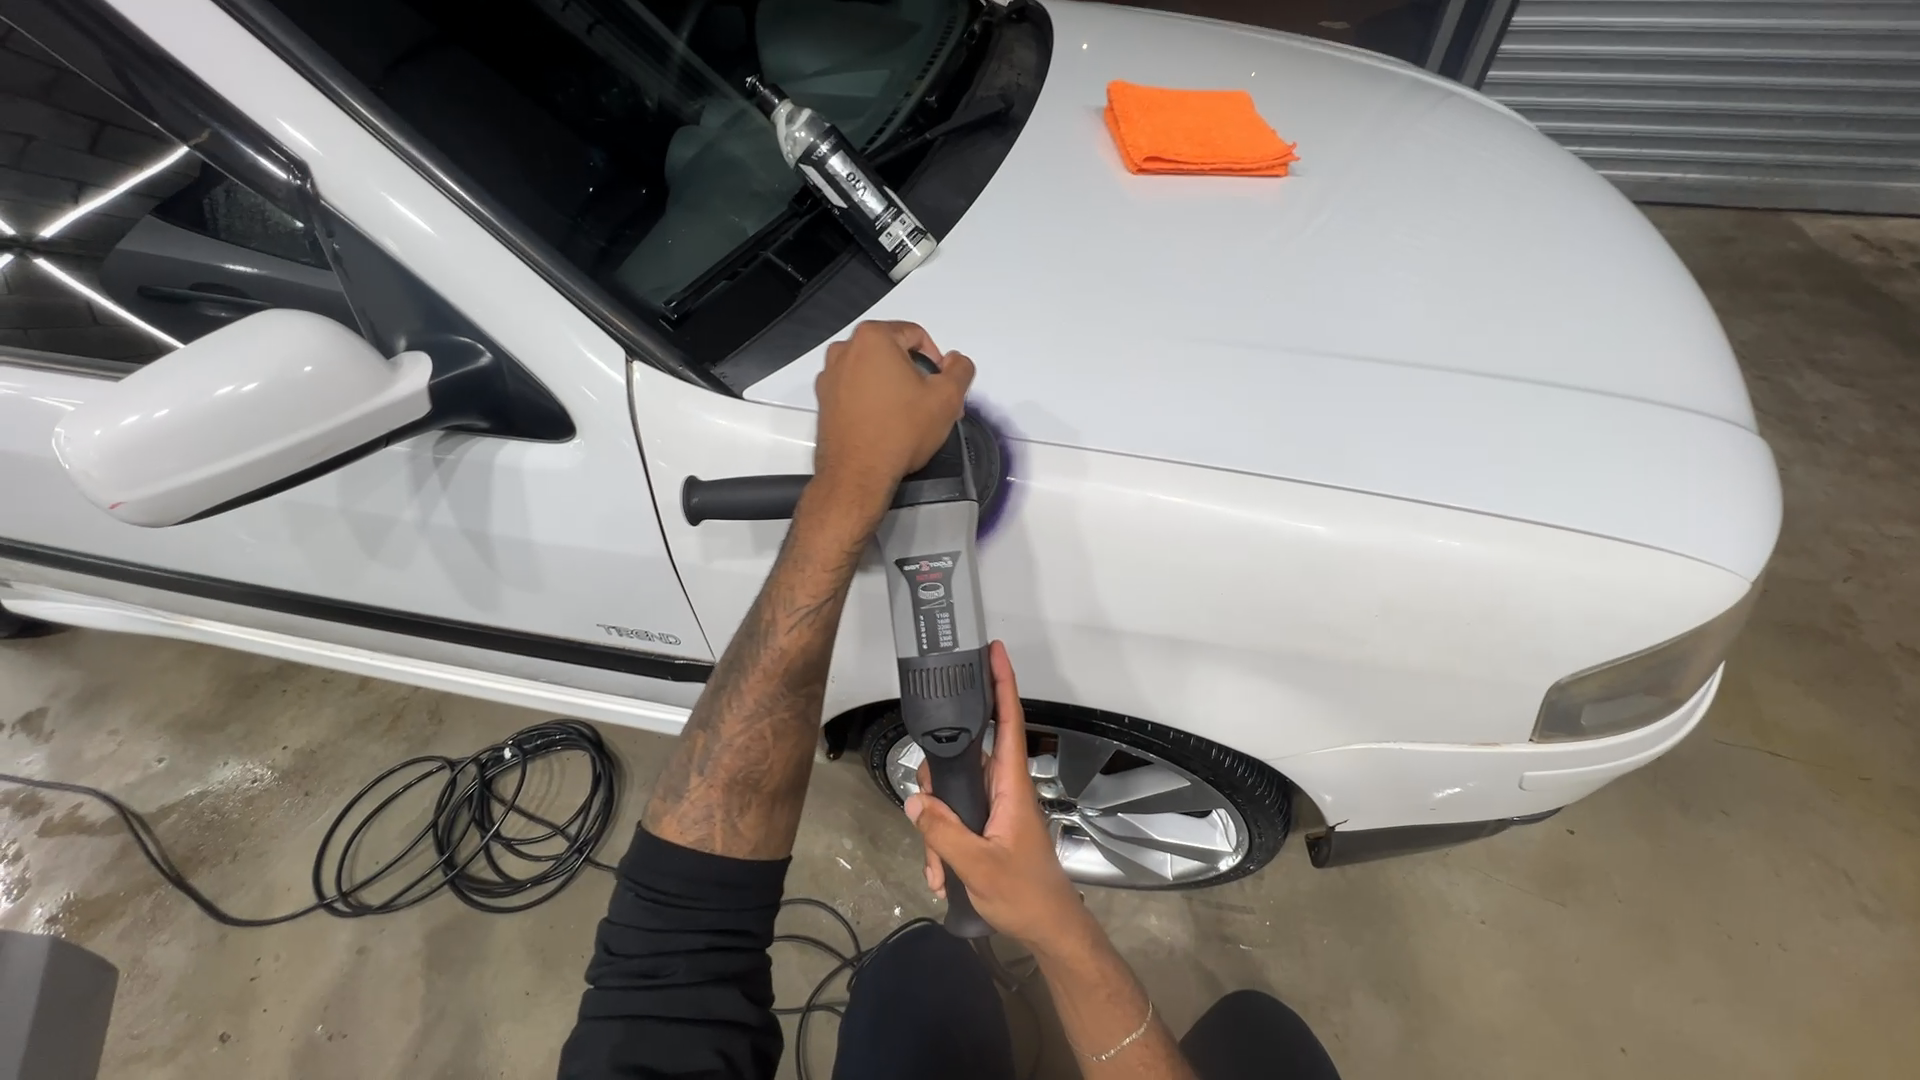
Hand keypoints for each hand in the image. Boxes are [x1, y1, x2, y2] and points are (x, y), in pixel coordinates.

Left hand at [813, 321, 974, 506]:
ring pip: (873, 372)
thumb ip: (960, 369)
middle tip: (930, 404)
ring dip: (894, 388)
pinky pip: (856, 391)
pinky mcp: (824, 401)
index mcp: (873, 338)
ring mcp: (830, 376)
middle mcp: (845, 350)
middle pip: (892, 353)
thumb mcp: (947, 398)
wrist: (858, 474)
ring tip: (909, 417)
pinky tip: (886, 425)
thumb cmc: (899, 432)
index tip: (941, 385)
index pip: (916, 335)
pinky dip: (873, 401)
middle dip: (915, 375)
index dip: (936, 360)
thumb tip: (956, 362)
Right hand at [906, 642, 1094, 955]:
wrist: (1050, 931)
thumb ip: (944, 832)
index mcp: (1012, 785)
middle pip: (964, 760)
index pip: (1010, 721)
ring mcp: (996, 809)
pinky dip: (944, 846)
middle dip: (938, 785)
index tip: (993, 650)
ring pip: (954, 796)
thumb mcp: (979, 866)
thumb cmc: (1025, 895)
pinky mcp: (989, 828)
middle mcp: (1004, 789)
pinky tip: (942, 879)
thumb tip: (914, 801)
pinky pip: (957, 821)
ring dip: (938, 829)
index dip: (1002, 684)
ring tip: (938, 869)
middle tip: (925, 818)